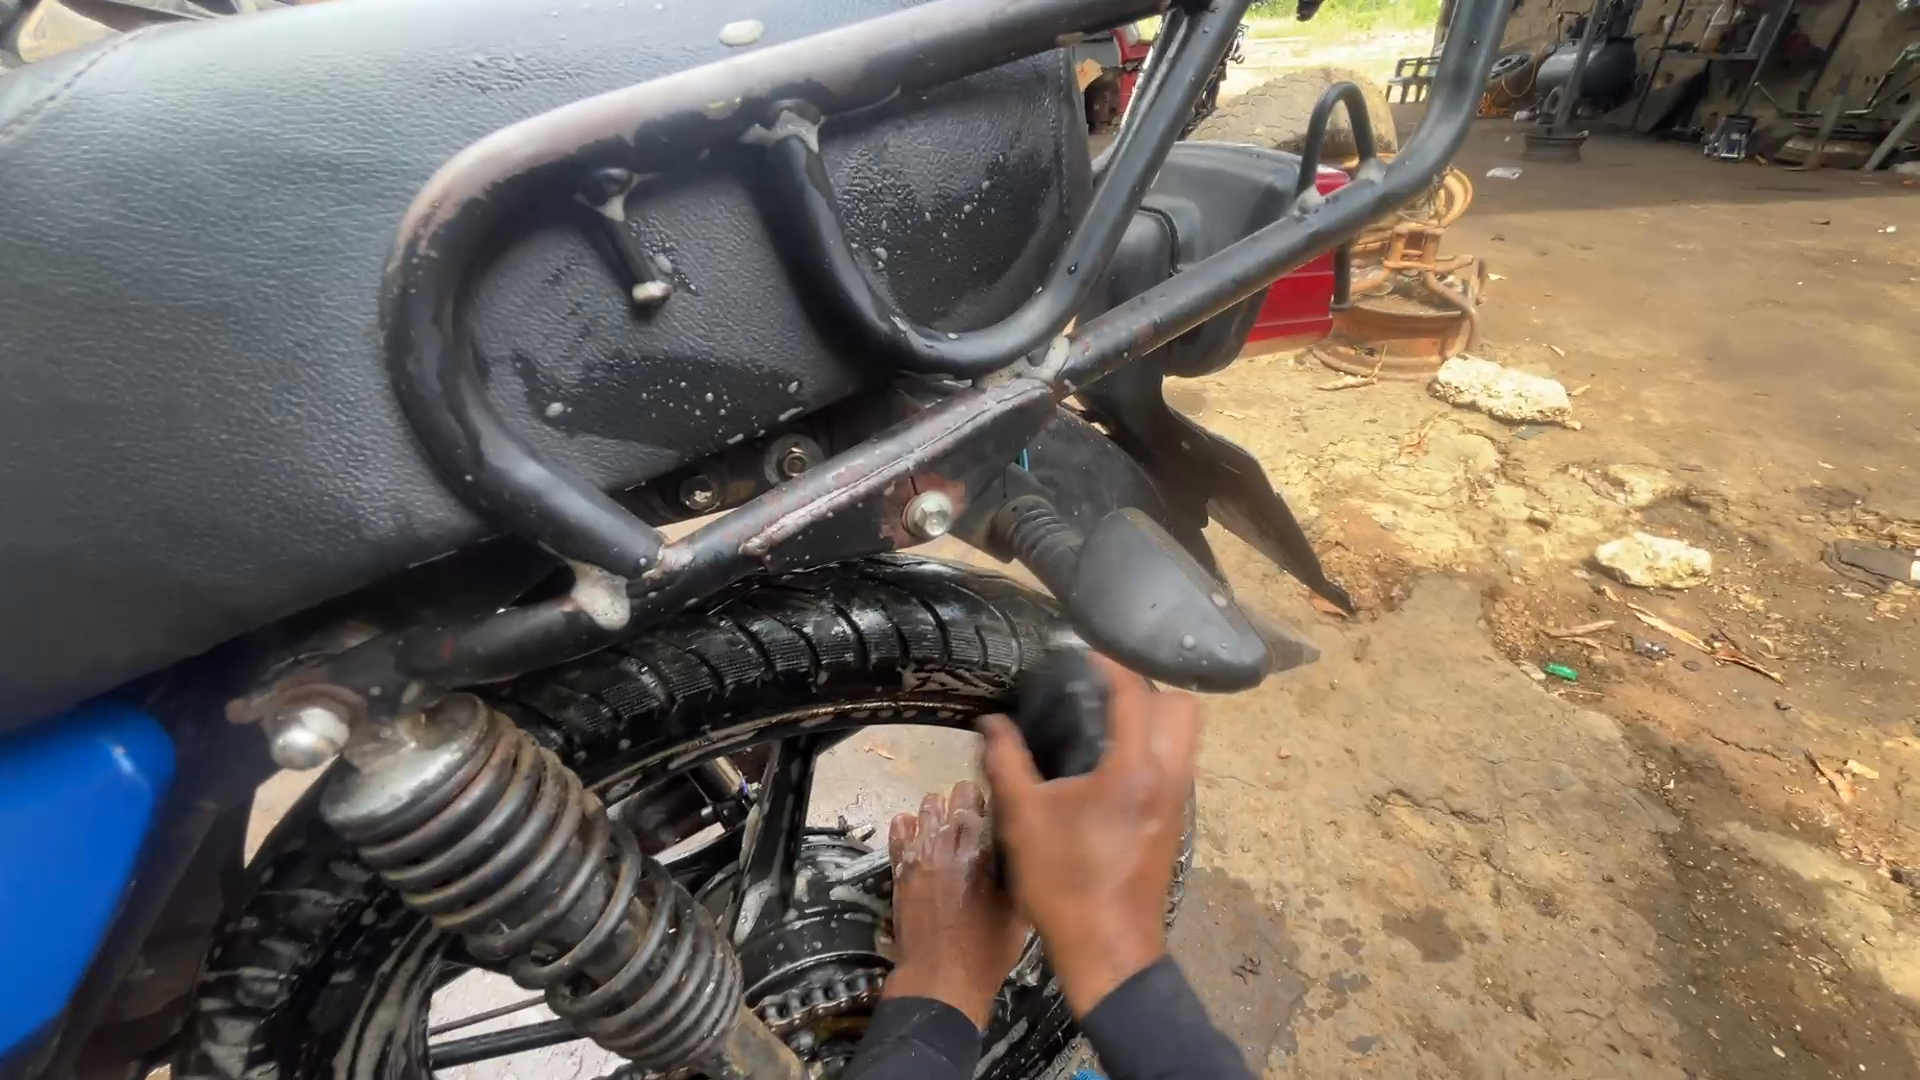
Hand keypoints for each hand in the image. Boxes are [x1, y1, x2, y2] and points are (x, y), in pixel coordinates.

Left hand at [881, 781, 1030, 1028]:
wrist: (940, 978)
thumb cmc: (986, 950)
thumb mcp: (1017, 911)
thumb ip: (1013, 872)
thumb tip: (1013, 849)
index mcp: (983, 851)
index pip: (984, 803)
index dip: (987, 800)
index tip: (990, 807)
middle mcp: (951, 845)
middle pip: (955, 799)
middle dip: (964, 798)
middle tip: (969, 810)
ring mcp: (922, 855)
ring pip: (926, 810)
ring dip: (937, 809)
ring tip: (942, 817)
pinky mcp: (901, 870)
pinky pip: (898, 834)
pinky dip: (905, 825)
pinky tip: (911, 825)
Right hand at [980, 654, 1198, 1017]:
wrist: (1109, 950)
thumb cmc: (1065, 881)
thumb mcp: (1024, 818)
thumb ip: (1006, 761)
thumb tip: (991, 722)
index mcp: (1133, 768)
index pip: (1134, 693)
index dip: (1109, 664)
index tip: (1082, 654)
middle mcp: (1167, 775)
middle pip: (1181, 706)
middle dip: (1147, 686)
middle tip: (1103, 688)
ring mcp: (1179, 798)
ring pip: (1186, 734)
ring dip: (1156, 714)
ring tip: (1109, 715)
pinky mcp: (1177, 818)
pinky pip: (1178, 759)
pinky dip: (1156, 743)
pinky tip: (1114, 757)